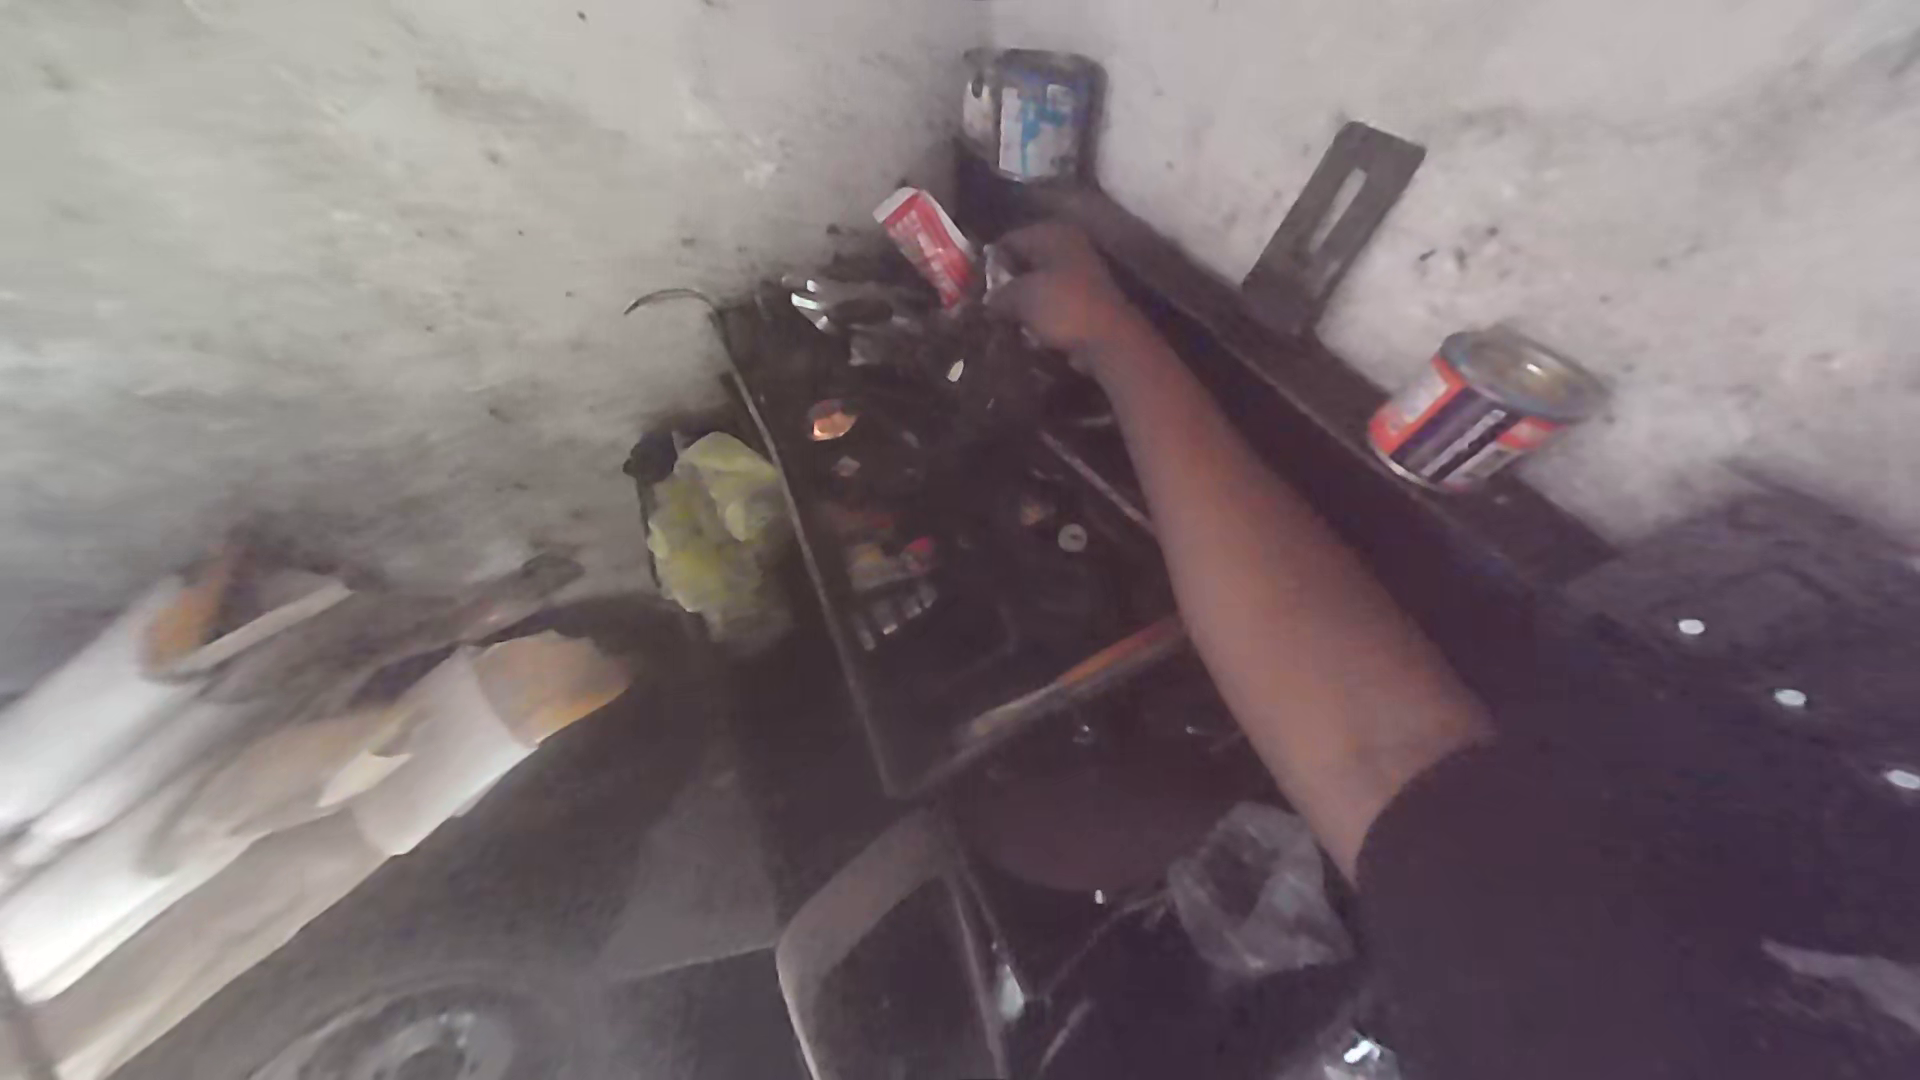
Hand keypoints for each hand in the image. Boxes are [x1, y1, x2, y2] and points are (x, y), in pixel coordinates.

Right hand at [987, 222, 1147, 359]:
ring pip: (1036, 287)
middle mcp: (1067, 248)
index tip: (975, 285)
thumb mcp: (1021, 296)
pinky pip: (1050, 307)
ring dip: (1020, 305)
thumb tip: (987, 300)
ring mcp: (1077, 276)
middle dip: (1005, 285)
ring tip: (1003, 322)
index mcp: (1053, 235)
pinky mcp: (1081, 303)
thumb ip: (999, 294)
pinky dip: (1038, 318)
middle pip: (1024, 263)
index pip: (1010, 239)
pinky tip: (1026, 334)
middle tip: (986, 306)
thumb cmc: (1062, 307)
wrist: (1106, 339)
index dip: (990, 261)